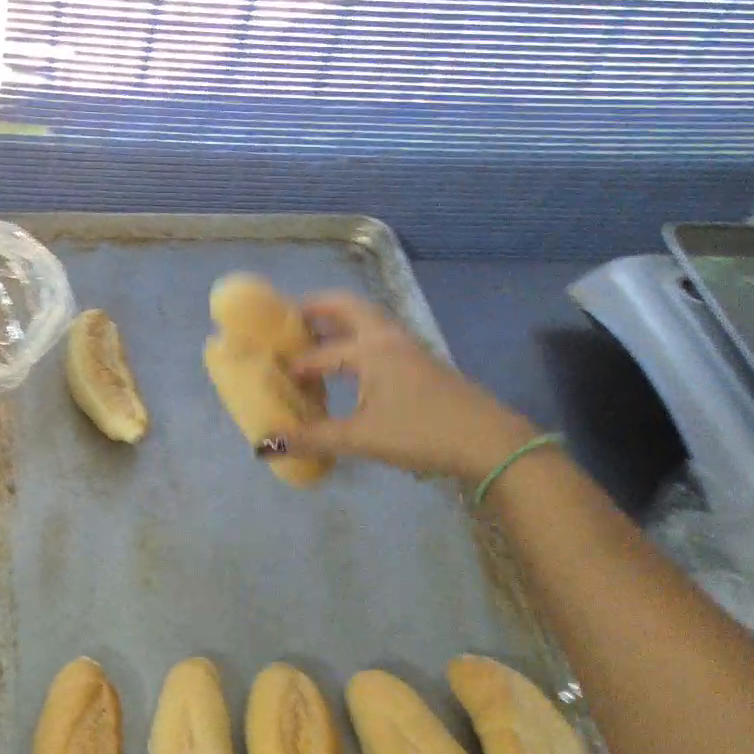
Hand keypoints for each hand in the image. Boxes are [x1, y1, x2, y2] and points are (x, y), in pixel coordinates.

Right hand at [276, 292, 538, 480]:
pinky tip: (348, 370)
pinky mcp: (421, 365)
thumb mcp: (361, 438)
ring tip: (311, 340)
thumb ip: (311, 438)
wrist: (490, 443)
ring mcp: (409, 349)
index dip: (292, 365)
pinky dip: (355, 343)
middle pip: (347, 307)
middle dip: (315, 309)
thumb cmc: (421, 432)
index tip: (268, 375)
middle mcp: (388, 339)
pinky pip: (378, 341)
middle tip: (287, 319)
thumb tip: (263, 445)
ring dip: (338, 325)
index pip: (318, 352)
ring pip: (366, 323)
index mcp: (370, 349)